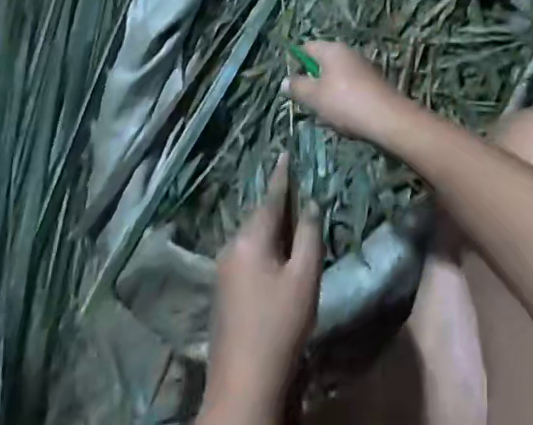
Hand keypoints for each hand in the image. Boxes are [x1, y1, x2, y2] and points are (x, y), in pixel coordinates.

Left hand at [199, 156, 320, 424]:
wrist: (244, 379)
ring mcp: (223, 267)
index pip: (270, 197)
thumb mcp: (304, 278)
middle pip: (259, 215)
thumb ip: (308, 236)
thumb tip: (309, 204)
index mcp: (250, 238)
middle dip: (278, 202)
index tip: (285, 152)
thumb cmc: (280, 324)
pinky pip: (247, 253)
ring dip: (271, 227)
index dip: (281, 175)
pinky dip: (263, 246)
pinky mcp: (223, 288)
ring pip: (252, 235)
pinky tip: (276, 255)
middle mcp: (231, 245)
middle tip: (296, 186)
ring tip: (291, 219)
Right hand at [285, 42, 418, 143]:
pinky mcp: (373, 84)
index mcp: (332, 50)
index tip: (292, 83)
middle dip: (312, 83)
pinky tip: (343, 119)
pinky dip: (343, 101)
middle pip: (322, 63)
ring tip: (324, 115)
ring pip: (336, 79)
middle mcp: (348, 53)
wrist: (389, 120)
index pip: (306, 47)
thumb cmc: (346, 103)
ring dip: (327, 95)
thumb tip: (285, 81)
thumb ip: (296, 87)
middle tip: (306, 102)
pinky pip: (350, 89)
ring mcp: (363, 68)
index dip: (296, 62)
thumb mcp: (314, 97)